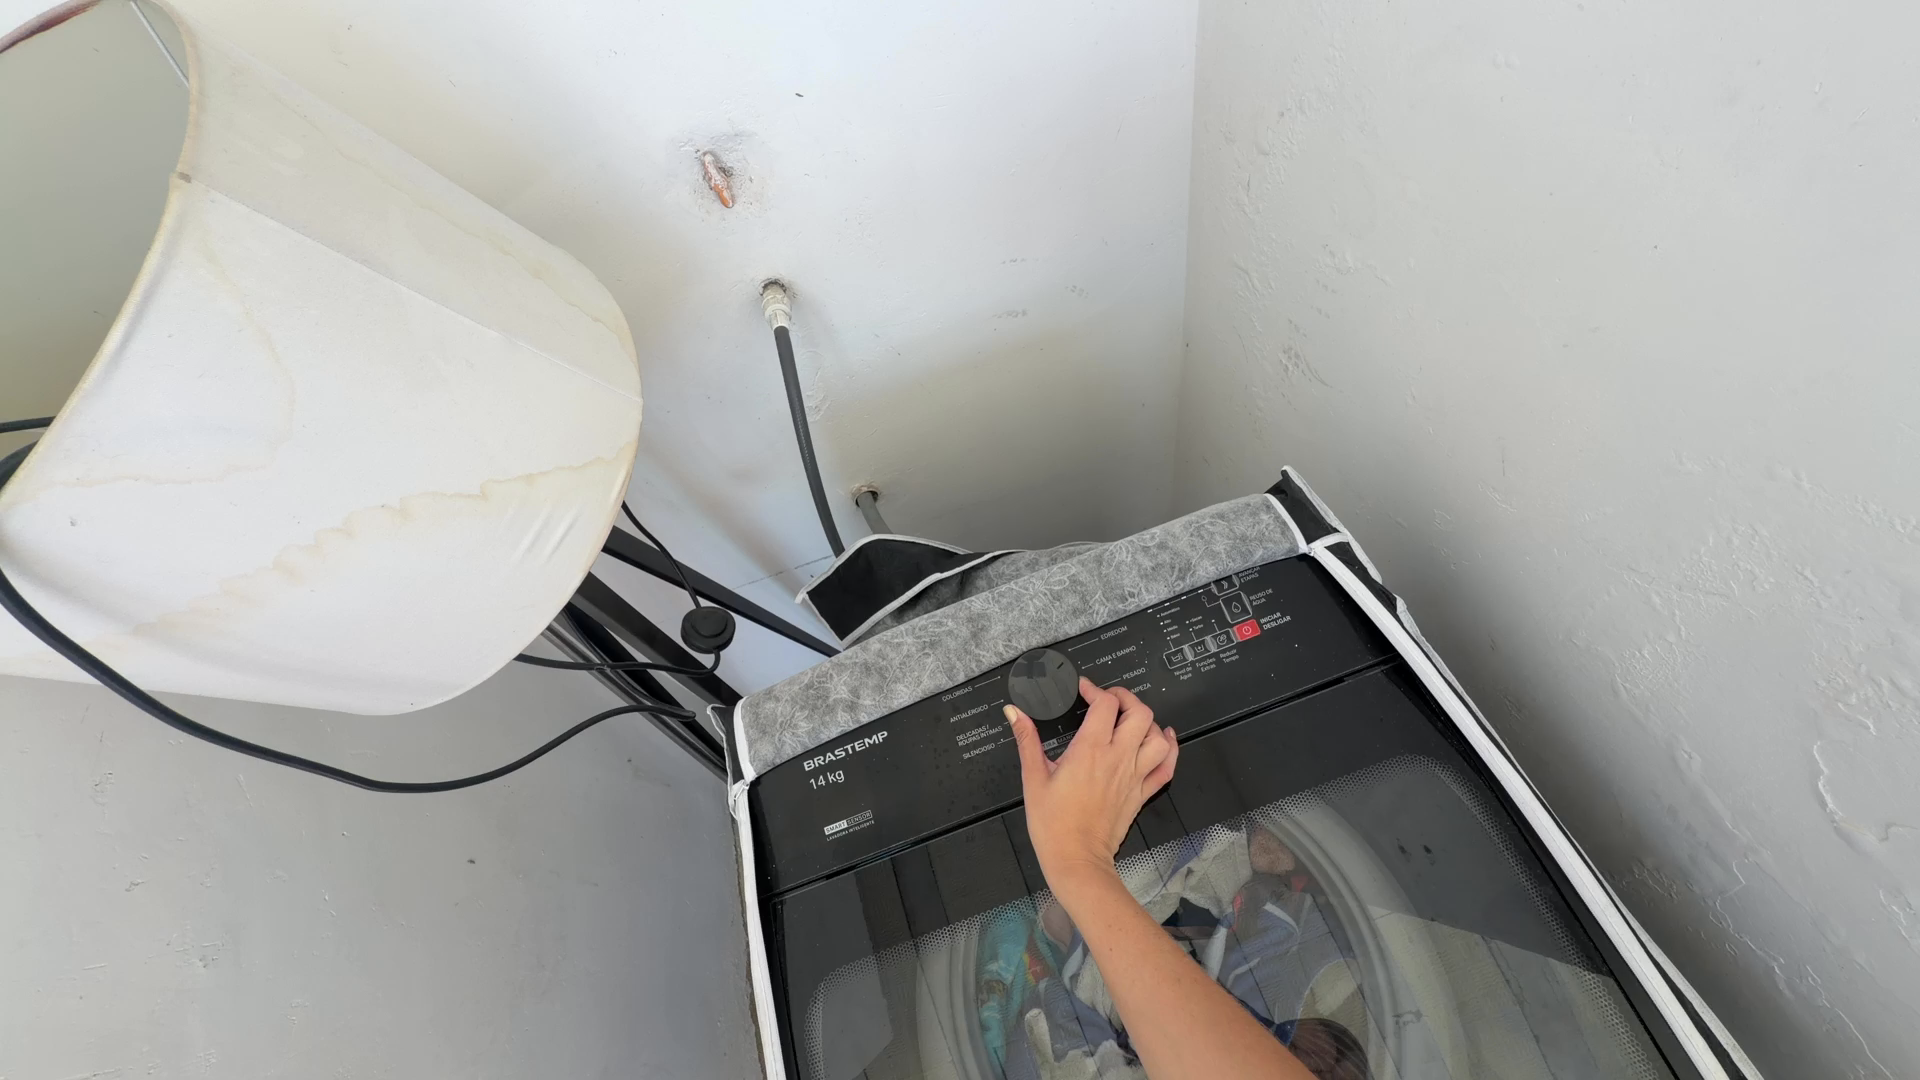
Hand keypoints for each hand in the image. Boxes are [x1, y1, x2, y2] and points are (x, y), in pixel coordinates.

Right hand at [1007, 678, 1177, 904]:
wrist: (1076, 861)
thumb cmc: (1053, 824)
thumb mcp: (1033, 777)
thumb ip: (1026, 739)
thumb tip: (1014, 713)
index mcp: (1090, 750)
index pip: (1106, 704)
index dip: (1095, 689)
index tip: (1083, 689)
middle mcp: (1117, 759)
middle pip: (1140, 713)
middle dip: (1125, 698)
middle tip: (1108, 699)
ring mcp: (1133, 776)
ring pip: (1158, 737)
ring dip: (1148, 722)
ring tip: (1130, 719)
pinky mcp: (1141, 793)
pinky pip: (1167, 767)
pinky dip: (1170, 749)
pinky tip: (1164, 739)